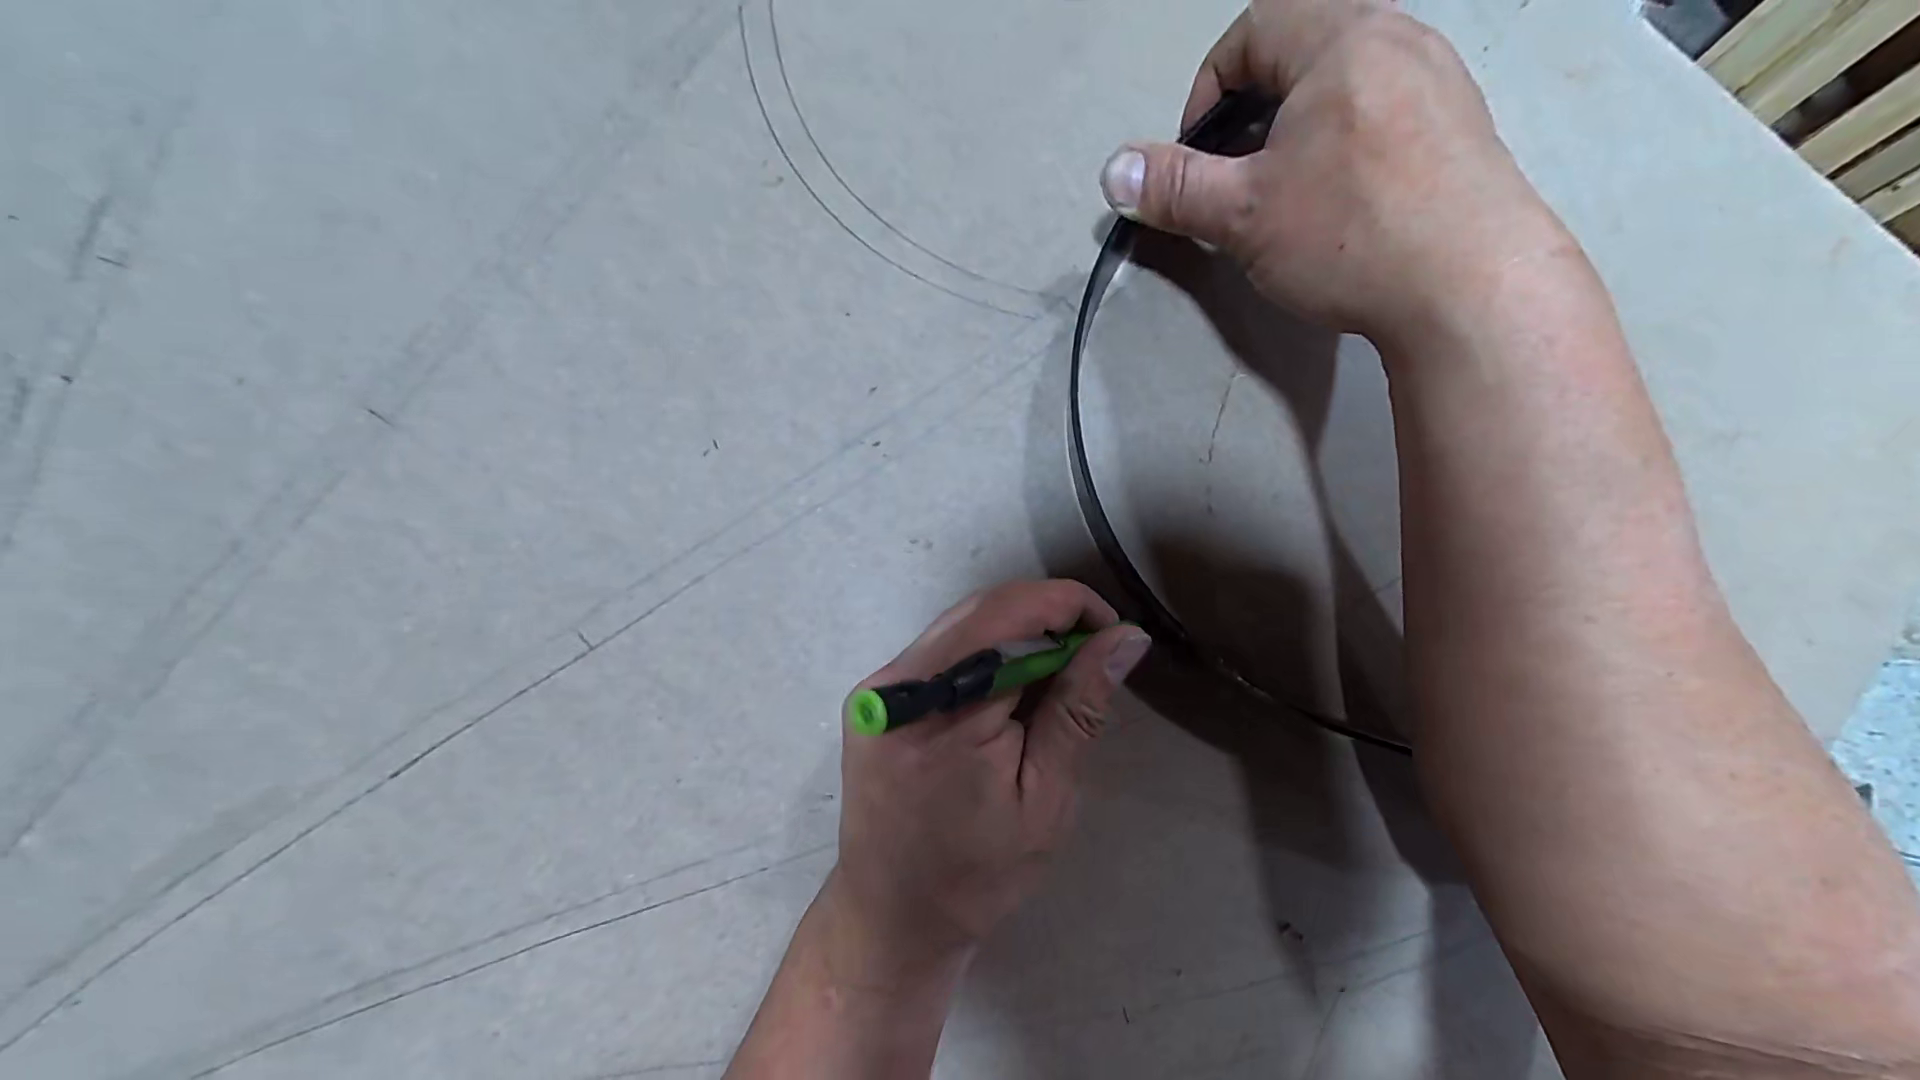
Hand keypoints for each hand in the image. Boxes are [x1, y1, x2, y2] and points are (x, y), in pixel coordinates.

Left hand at [830, 580, 1150, 971]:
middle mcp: (896, 683)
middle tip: (1092, 654)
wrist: (892, 918)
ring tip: (1059, 674)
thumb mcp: (1047, 798)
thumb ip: (1080, 707)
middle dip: (1047, 616)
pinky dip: (987, 654)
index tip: (1113, 632)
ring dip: (1018, 634)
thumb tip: (1125, 637)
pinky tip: (1013, 688)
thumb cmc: (977, 875)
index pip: (1008, 615)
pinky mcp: (876, 697)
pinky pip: (942, 649)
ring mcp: (878, 687)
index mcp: (937, 710)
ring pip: (962, 624)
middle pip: (982, 610)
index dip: (1068, 604)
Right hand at [1099, 1, 1576, 343]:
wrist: (1471, 288)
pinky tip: (1335, 208)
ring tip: (1277, 198)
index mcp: (1344, 40)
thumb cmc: (1348, 235)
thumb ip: (1174, 187)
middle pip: (1298, 55)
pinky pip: (1379, 117)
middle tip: (1229, 179)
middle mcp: (1400, 42)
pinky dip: (1337, 149)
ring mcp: (1439, 85)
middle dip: (1246, 116)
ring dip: (1290, 135)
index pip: (1253, 29)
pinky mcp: (1459, 132)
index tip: (1194, 154)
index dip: (1205, 90)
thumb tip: (1112, 172)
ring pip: (1340, 88)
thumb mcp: (1242, 214)